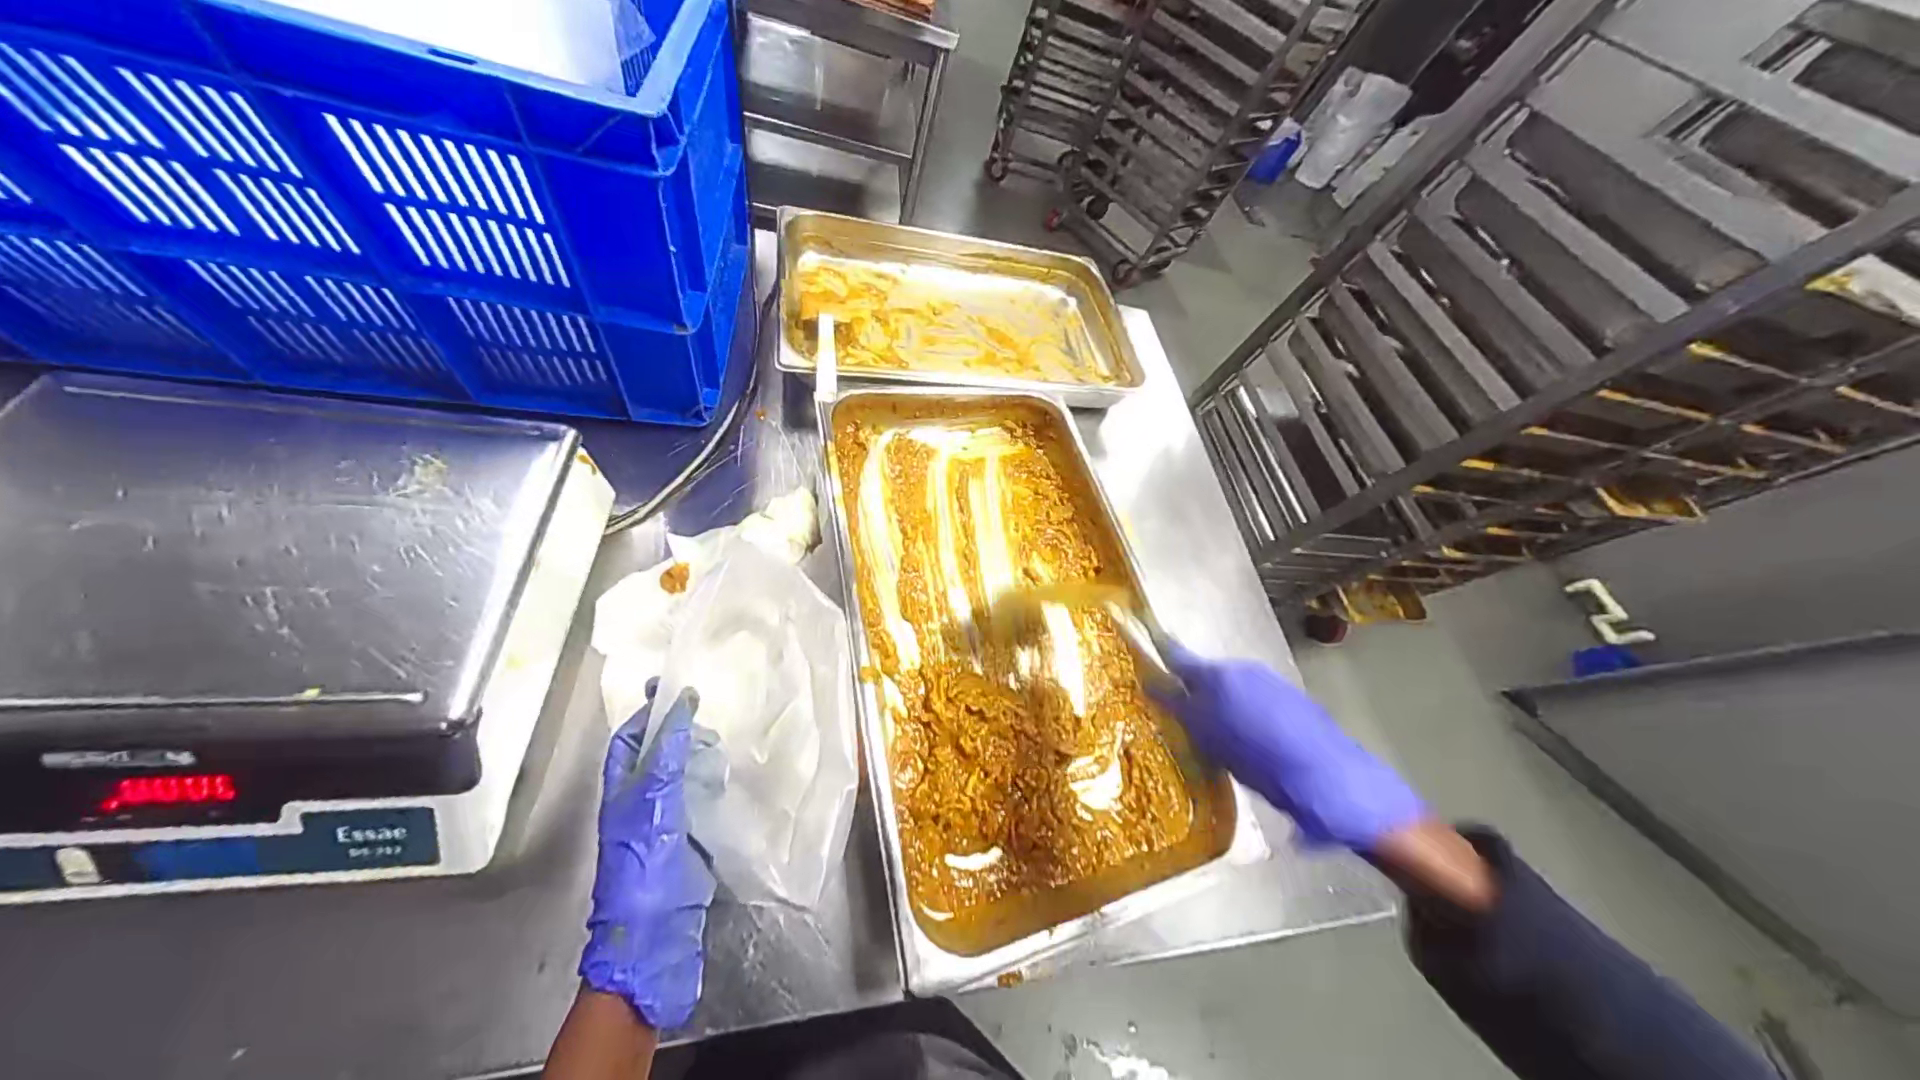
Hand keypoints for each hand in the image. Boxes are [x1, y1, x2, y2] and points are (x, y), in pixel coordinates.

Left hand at [579, 686, 716, 1030]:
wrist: (654, 940)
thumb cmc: (647, 868)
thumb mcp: (655, 802)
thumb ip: (668, 754)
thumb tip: (680, 703)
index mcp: (622, 792)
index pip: (630, 740)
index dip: (649, 714)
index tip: (677, 690)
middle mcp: (640, 804)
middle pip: (655, 756)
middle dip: (678, 733)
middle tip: (708, 719)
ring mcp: (663, 826)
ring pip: (678, 778)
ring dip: (698, 758)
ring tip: (721, 746)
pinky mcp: (686, 844)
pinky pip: (697, 802)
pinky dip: (712, 786)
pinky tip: (730, 781)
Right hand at [1155, 644, 1425, 851]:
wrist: (1344, 787)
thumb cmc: (1270, 767)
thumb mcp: (1216, 743)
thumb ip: (1182, 709)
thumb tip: (1152, 685)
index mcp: (1222, 677)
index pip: (1176, 655)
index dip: (1153, 651)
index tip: (1132, 650)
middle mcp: (1244, 672)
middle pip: (1200, 674)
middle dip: (1181, 689)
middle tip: (1163, 714)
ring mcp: (1269, 686)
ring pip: (1224, 689)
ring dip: (1208, 705)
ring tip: (1198, 736)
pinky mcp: (1288, 703)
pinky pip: (1246, 702)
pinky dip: (1233, 716)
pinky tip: (1234, 744)